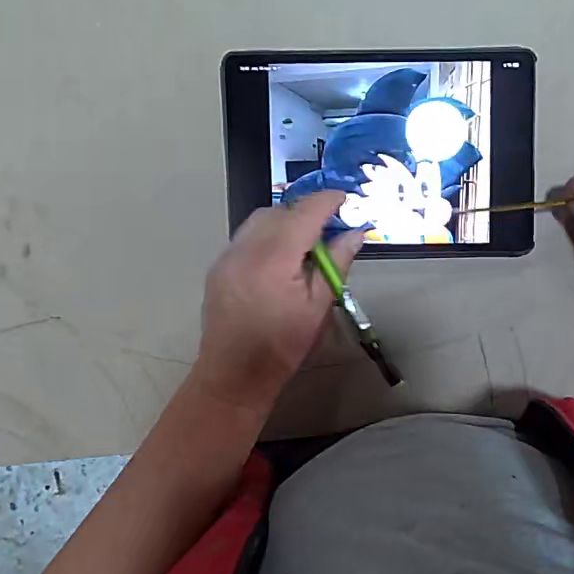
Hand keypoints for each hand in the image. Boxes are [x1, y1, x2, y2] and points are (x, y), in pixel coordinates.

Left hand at [194, 191, 366, 408]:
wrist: (234, 374)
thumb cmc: (283, 346)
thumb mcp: (318, 306)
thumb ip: (336, 263)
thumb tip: (355, 233)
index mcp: (274, 259)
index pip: (304, 214)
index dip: (327, 201)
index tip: (345, 199)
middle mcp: (246, 249)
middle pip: (279, 211)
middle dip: (305, 212)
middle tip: (328, 228)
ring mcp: (227, 256)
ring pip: (259, 220)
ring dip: (284, 221)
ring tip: (304, 244)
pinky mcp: (218, 266)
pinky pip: (245, 236)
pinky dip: (266, 236)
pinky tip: (278, 258)